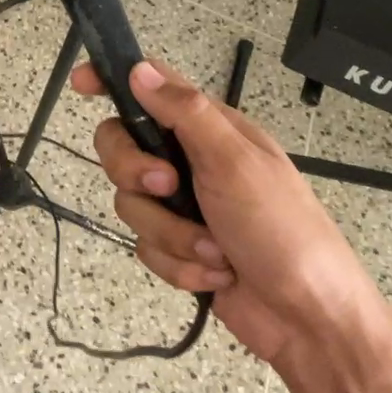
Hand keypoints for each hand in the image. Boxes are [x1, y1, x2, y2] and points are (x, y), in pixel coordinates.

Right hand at [74, 61, 391, 392]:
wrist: (310, 323)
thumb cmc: (282, 230)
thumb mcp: (236, 162)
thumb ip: (185, 113)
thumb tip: (140, 70)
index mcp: (209, 129)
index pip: (152, 87)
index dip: (114, 79)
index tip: (81, 84)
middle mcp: (190, 160)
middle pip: (123, 145)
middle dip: (135, 172)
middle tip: (166, 187)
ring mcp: (183, 206)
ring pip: (131, 203)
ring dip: (172, 234)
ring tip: (214, 252)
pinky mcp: (178, 247)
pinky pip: (146, 246)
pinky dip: (178, 264)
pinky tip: (215, 275)